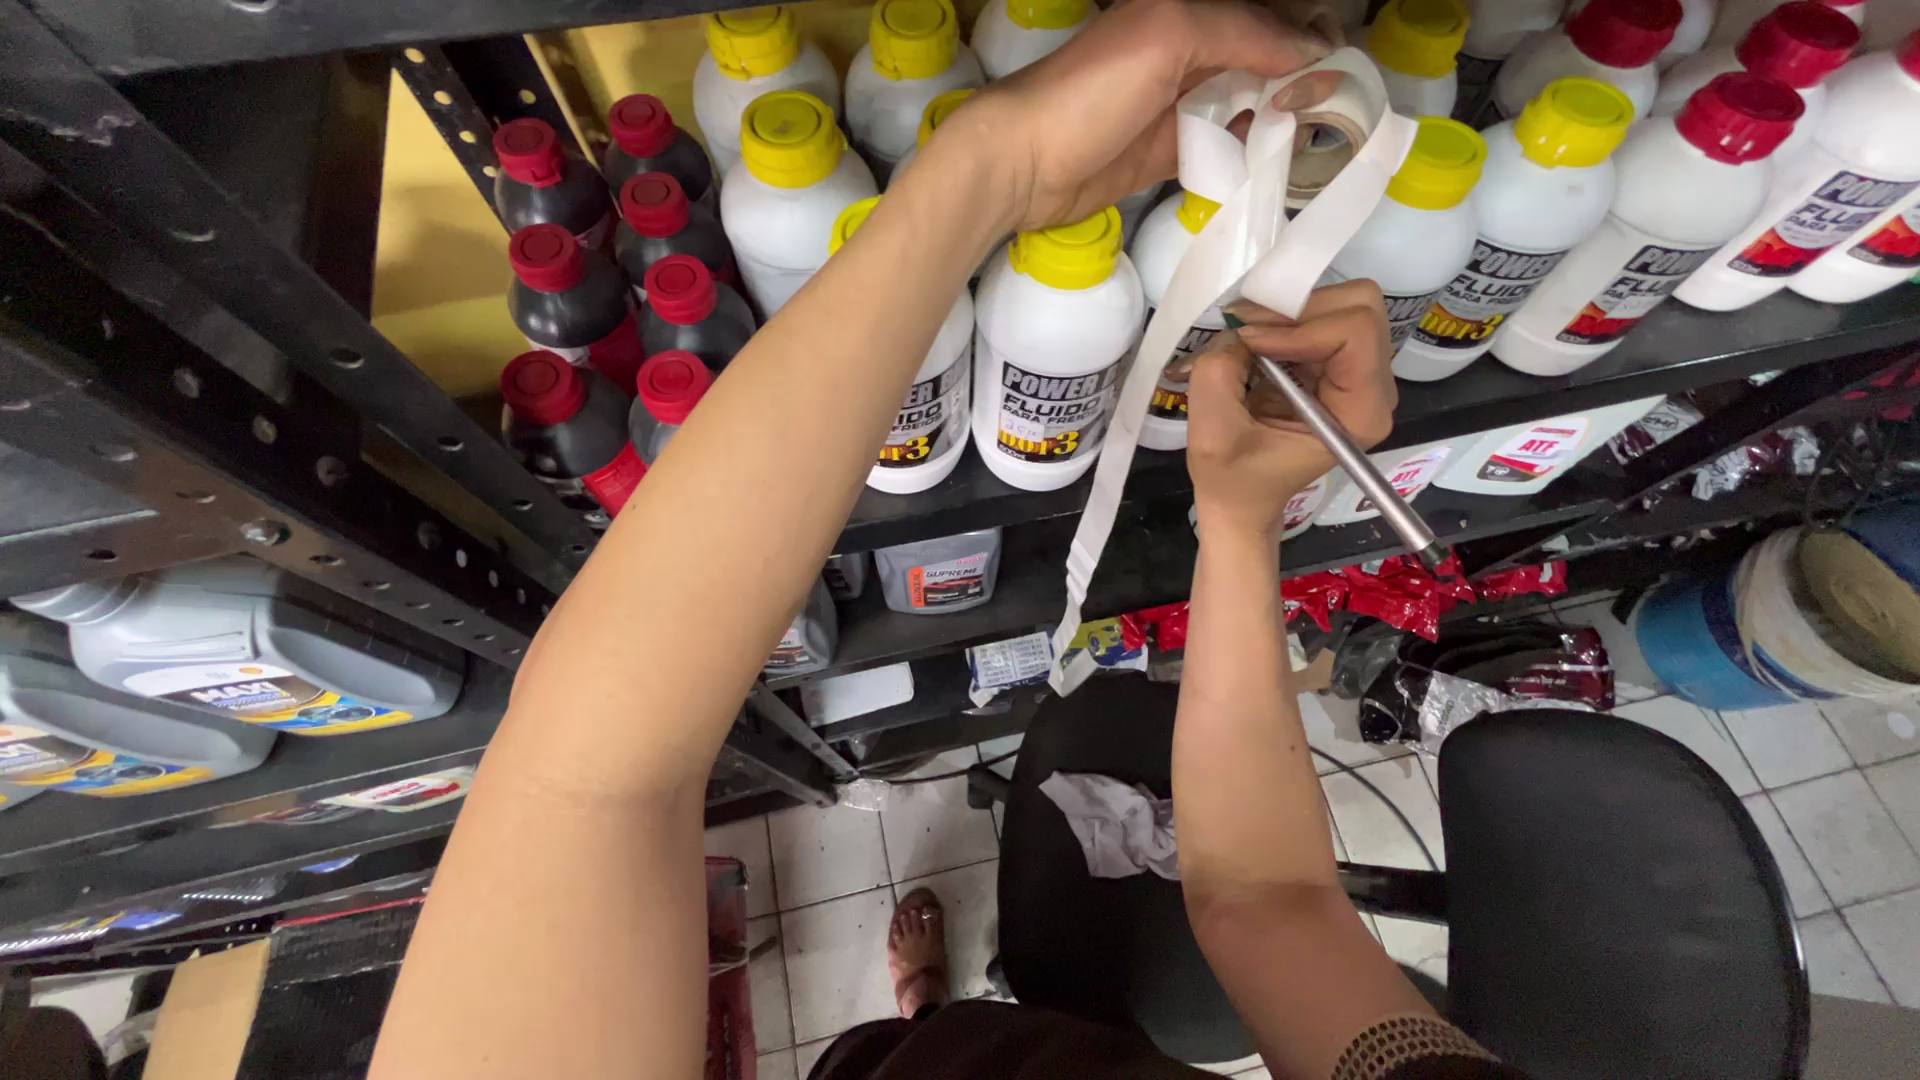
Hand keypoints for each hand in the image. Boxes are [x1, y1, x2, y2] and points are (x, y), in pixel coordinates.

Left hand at [937, 0, 1334, 230]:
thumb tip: (1307, 51)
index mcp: (1190, 12)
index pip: (1267, 16)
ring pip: (1242, 107)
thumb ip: (1241, 32)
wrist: (1023, 165)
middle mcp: (1187, 56)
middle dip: (1301, 80)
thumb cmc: (1088, 91)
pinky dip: (1244, 155)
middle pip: (1260, 61)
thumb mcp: (1169, 35)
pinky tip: (1270, 163)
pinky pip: (1216, 151)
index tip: (1347, 69)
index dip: (1309, 37)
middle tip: (1337, 109)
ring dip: (1277, 120)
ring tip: (1315, 138)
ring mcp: (1174, 109)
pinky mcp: (1163, 157)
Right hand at [1186, 282, 1396, 541]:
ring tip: (1246, 336)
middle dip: (1296, 310)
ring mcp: (1357, 373)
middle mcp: (1373, 388)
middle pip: (1358, 306)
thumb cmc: (1230, 480)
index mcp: (1359, 414)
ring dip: (1288, 312)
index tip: (1248, 345)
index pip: (1355, 332)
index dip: (1298, 327)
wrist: (1239, 500)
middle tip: (1245, 330)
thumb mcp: (1210, 435)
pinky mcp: (1336, 364)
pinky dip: (1284, 319)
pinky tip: (1255, 342)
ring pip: (1342, 304)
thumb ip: (1219, 373)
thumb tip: (1236, 330)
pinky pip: (1322, 316)